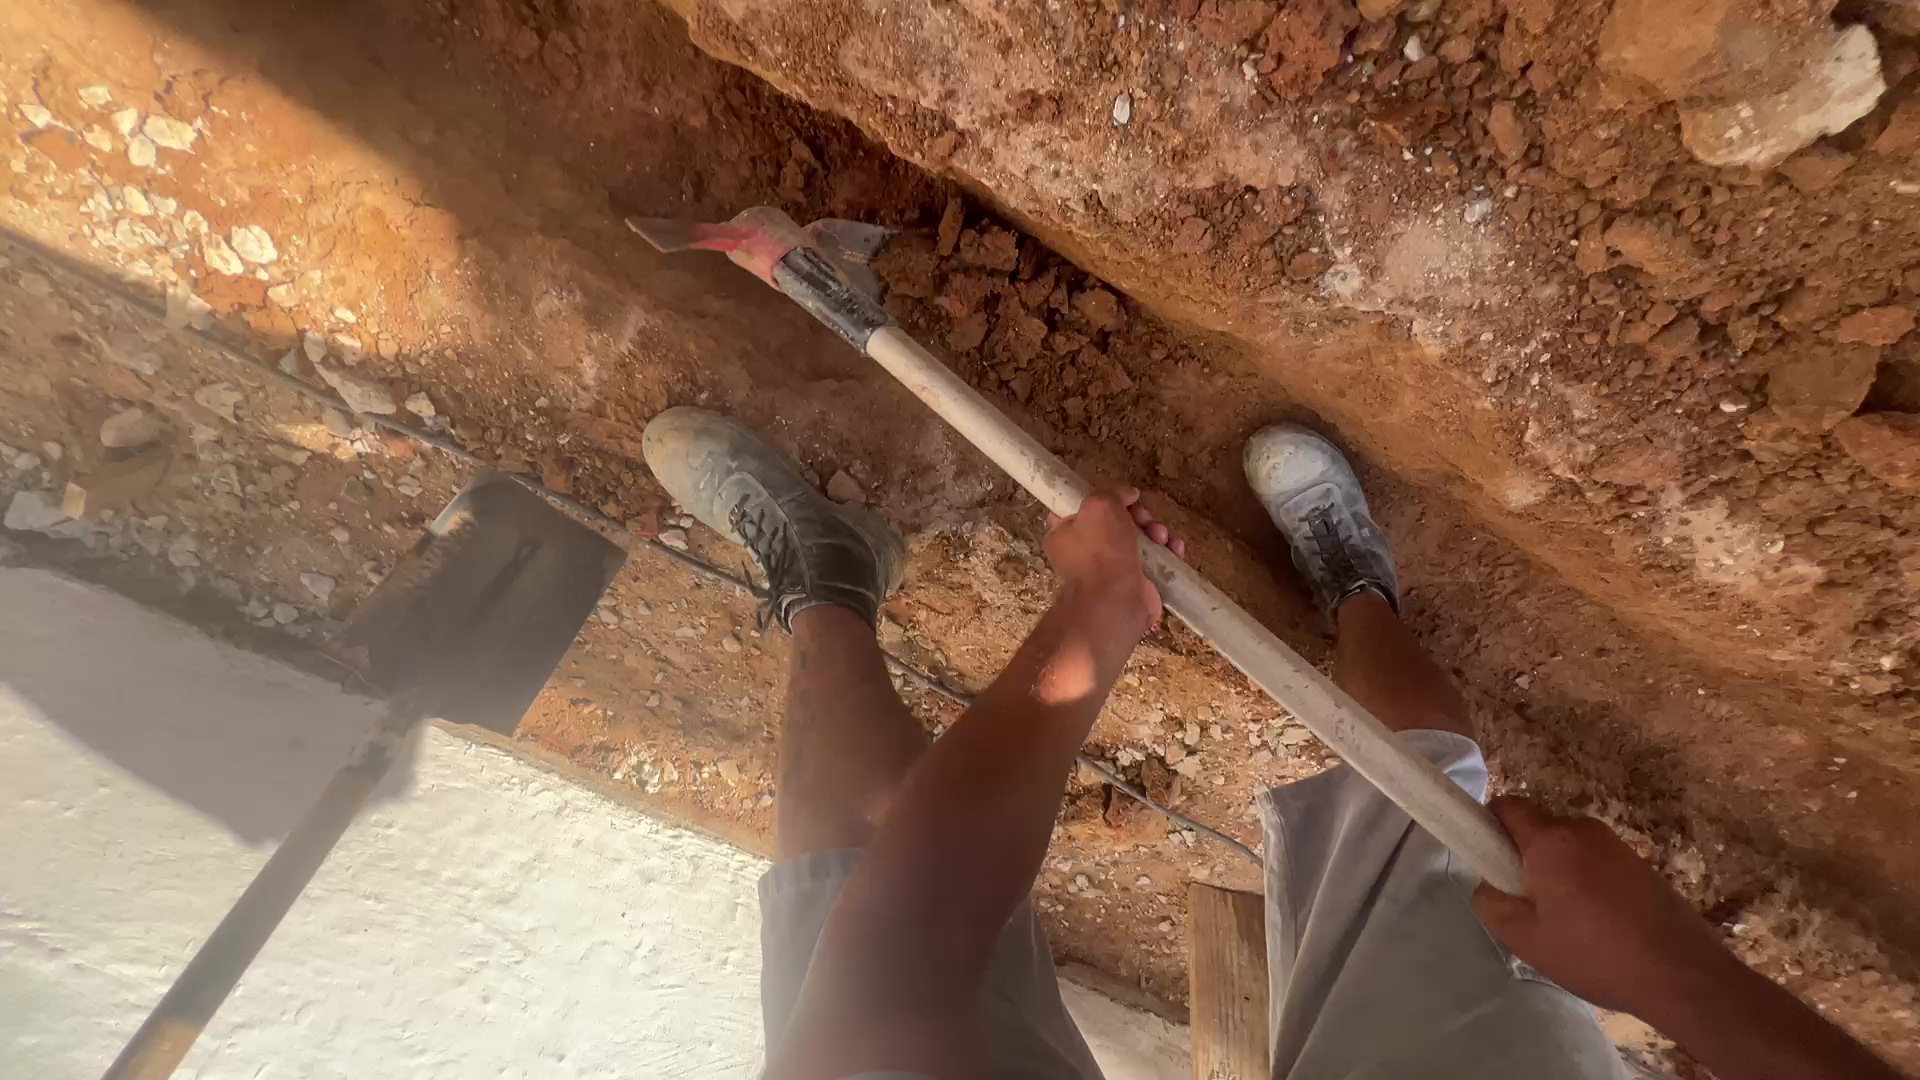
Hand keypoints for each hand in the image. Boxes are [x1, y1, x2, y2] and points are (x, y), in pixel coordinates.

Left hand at [1044, 487, 1183, 631]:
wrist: (1114, 603)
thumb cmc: (1099, 552)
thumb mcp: (1100, 505)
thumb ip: (1112, 492)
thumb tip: (1129, 494)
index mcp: (1065, 532)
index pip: (1081, 508)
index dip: (1104, 498)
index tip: (1122, 497)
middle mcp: (1085, 551)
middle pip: (1117, 520)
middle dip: (1138, 515)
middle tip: (1145, 519)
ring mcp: (1111, 568)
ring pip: (1139, 538)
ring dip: (1156, 532)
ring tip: (1161, 537)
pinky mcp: (1136, 582)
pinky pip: (1154, 560)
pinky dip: (1167, 552)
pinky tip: (1175, 549)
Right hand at [1472, 796, 1733, 1016]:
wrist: (1694, 984)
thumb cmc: (1599, 956)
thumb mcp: (1524, 938)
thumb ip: (1488, 901)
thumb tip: (1490, 884)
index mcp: (1550, 840)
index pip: (1505, 805)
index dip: (1489, 826)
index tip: (1492, 860)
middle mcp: (1583, 830)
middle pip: (1536, 825)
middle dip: (1525, 852)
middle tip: (1529, 895)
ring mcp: (1618, 846)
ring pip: (1567, 843)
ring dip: (1558, 866)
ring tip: (1569, 914)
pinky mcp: (1644, 866)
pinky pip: (1596, 859)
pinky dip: (1588, 878)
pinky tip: (1602, 920)